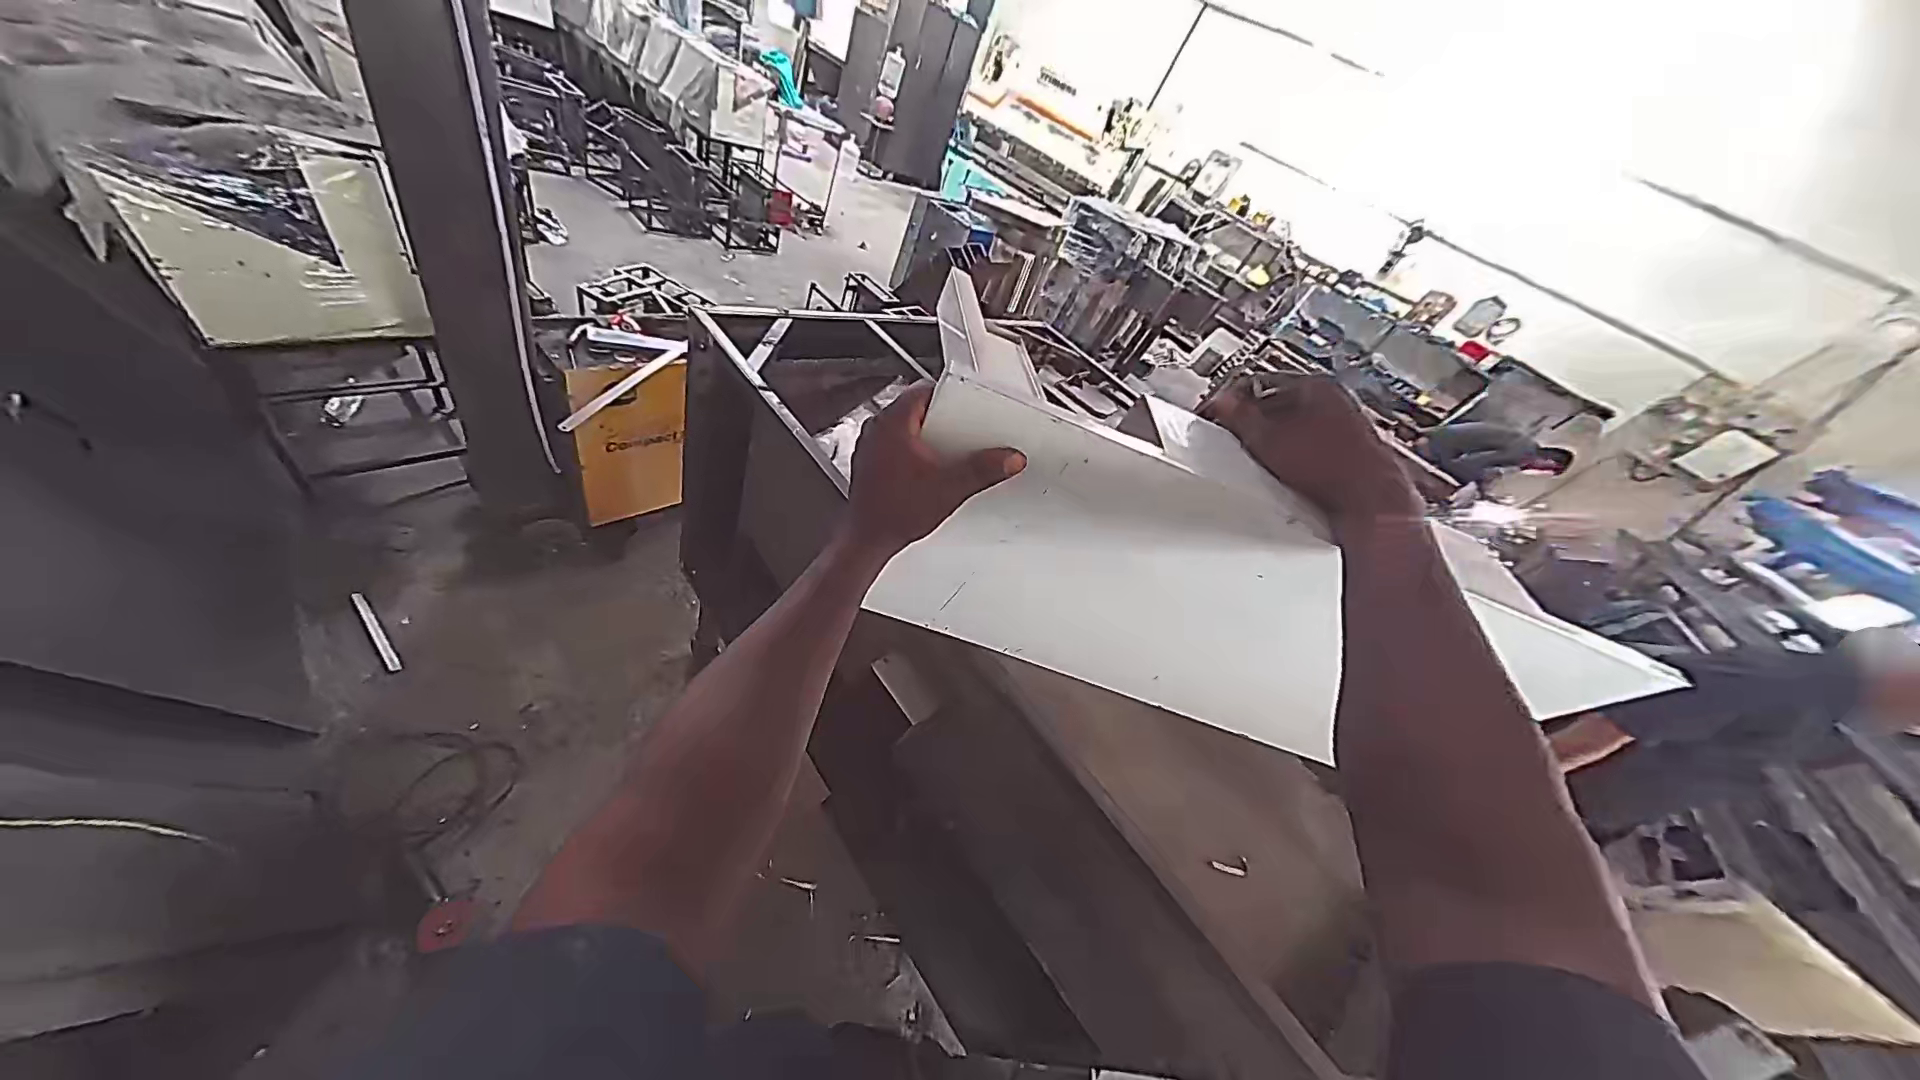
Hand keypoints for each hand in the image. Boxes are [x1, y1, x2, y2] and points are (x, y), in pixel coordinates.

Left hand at [845, 382, 1024, 557]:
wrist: (868, 539)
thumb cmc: (893, 513)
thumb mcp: (950, 488)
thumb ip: (983, 470)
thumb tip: (1008, 459)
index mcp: (893, 425)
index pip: (922, 391)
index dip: (947, 395)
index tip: (963, 404)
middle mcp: (876, 431)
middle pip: (914, 409)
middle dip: (939, 418)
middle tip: (959, 430)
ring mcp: (869, 448)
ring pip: (902, 428)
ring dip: (925, 436)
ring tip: (945, 451)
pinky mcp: (869, 465)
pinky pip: (893, 446)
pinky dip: (911, 452)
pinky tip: (926, 470)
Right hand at [1200, 372, 1421, 535]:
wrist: (1367, 501)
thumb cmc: (1330, 466)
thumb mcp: (1265, 438)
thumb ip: (1238, 416)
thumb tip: (1220, 403)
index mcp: (1313, 386)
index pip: (1258, 382)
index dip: (1229, 399)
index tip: (1214, 414)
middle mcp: (1333, 401)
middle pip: (1276, 404)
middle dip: (1250, 421)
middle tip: (1232, 436)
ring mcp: (1342, 426)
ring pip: (1292, 426)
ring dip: (1271, 441)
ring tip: (1258, 458)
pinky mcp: (1346, 453)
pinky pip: (1306, 447)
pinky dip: (1290, 456)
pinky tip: (1283, 474)